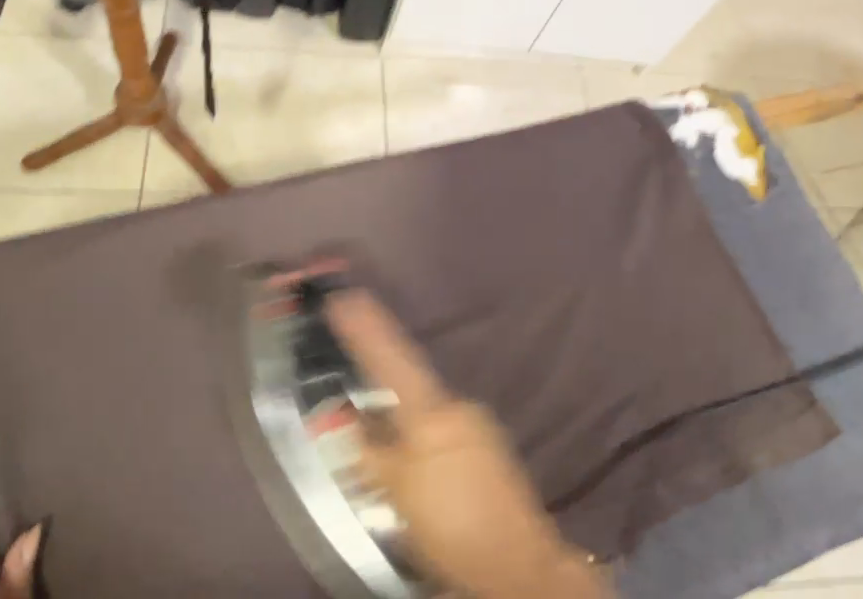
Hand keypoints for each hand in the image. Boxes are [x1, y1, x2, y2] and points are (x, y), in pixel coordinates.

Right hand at [326, 291, 609, 598]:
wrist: (519, 566)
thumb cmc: (453, 522)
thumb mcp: (398, 491)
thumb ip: (369, 449)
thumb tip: (343, 415)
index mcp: (434, 411)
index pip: (392, 358)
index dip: (366, 327)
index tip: (345, 296)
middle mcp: (460, 408)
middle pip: (410, 393)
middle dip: (384, 399)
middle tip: (357, 412)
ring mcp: (480, 429)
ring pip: (427, 421)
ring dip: (405, 433)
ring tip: (389, 467)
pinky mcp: (490, 454)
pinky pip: (445, 441)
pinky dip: (426, 452)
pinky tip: (420, 482)